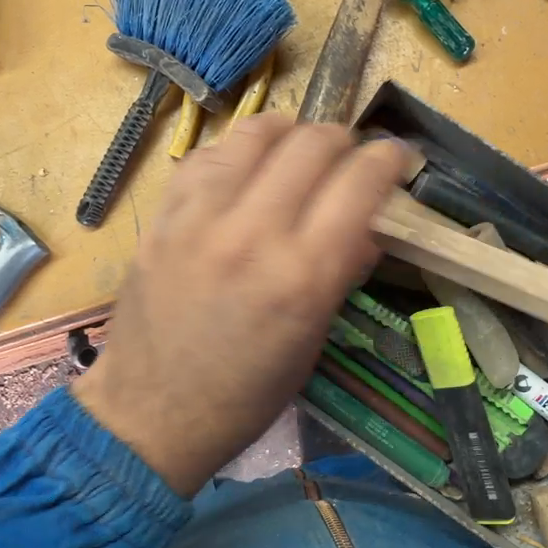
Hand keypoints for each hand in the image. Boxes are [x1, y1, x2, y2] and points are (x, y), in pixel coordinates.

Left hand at [72, 115, 407, 497]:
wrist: (152, 414)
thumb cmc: (245, 395)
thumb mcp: (311, 342)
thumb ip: (342, 271)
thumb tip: (368, 223)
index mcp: (303, 275)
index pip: (360, 182)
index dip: (390, 159)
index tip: (396, 158)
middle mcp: (253, 233)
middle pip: (313, 144)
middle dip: (344, 141)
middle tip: (347, 159)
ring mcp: (200, 219)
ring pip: (256, 133)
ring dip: (290, 134)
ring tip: (296, 150)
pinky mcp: (162, 217)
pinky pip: (205, 157)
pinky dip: (235, 153)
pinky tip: (242, 170)